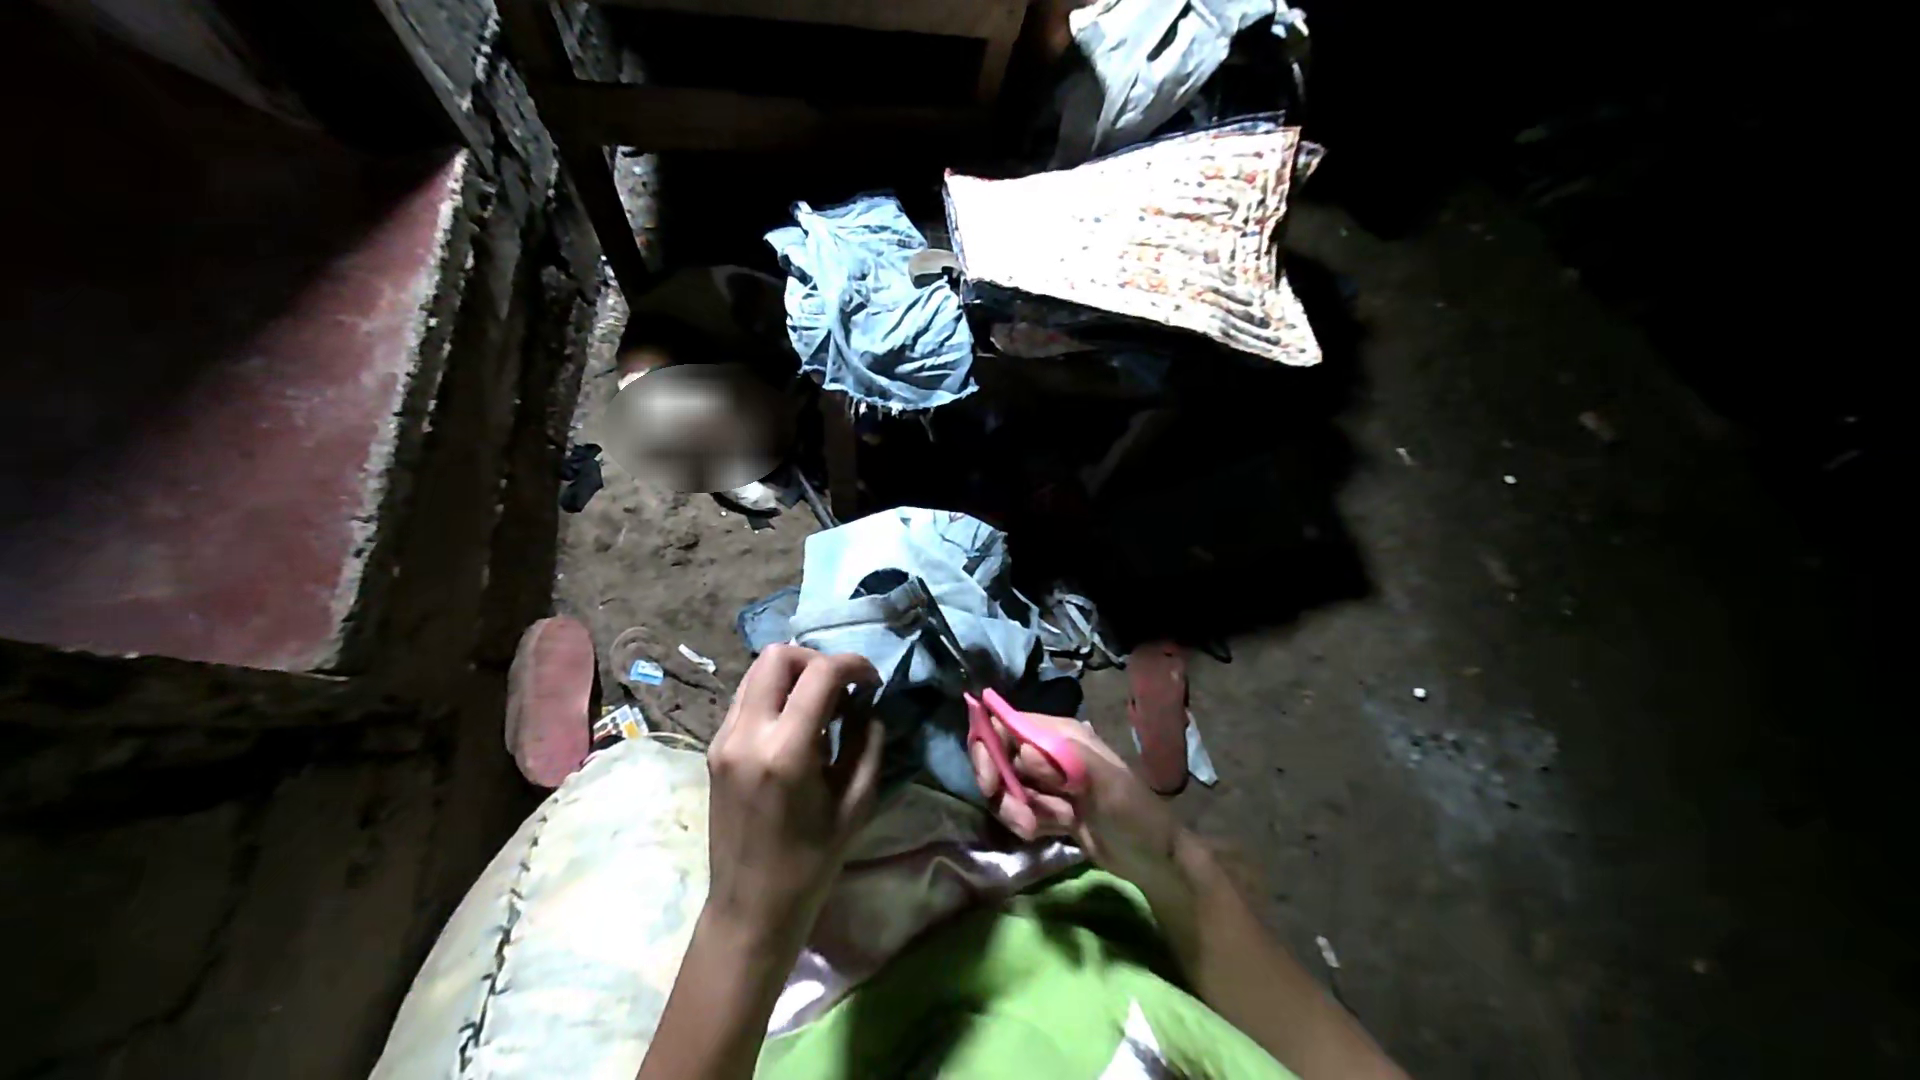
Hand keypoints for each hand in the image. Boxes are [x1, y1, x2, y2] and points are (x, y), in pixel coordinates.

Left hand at [704, 645, 883, 946]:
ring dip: (794, 674)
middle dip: (817, 660)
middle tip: (841, 688)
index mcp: (785, 751)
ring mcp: (723, 738)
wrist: (749, 906)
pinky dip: (775, 694)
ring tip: (820, 705)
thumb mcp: (856, 803)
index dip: (853, 665)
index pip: (820, 673)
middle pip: (778, 655)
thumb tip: (868, 704)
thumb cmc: (811, 862)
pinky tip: (795, 724)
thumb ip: (868, 743)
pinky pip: (747, 697)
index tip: (872, 682)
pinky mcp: (713, 747)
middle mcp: (747, 734)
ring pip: (757, 670)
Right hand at [969, 712, 1187, 899]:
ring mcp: (1047, 781)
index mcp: (1061, 734)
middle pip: (1000, 757)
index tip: (989, 782)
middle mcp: (1048, 751)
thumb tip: (1022, 750)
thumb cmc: (1135, 813)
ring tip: (1036, 830)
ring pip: (1007, 787)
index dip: (989, 745)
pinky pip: (1019, 809)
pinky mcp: (1048, 807)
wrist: (1154, 859)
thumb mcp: (1107, 784)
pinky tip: (1046, 833)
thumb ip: (1066, 761)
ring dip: (1014, 810)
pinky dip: (1025, 822)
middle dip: (1001, 788)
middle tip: (1020, 817)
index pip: (1008, 725)